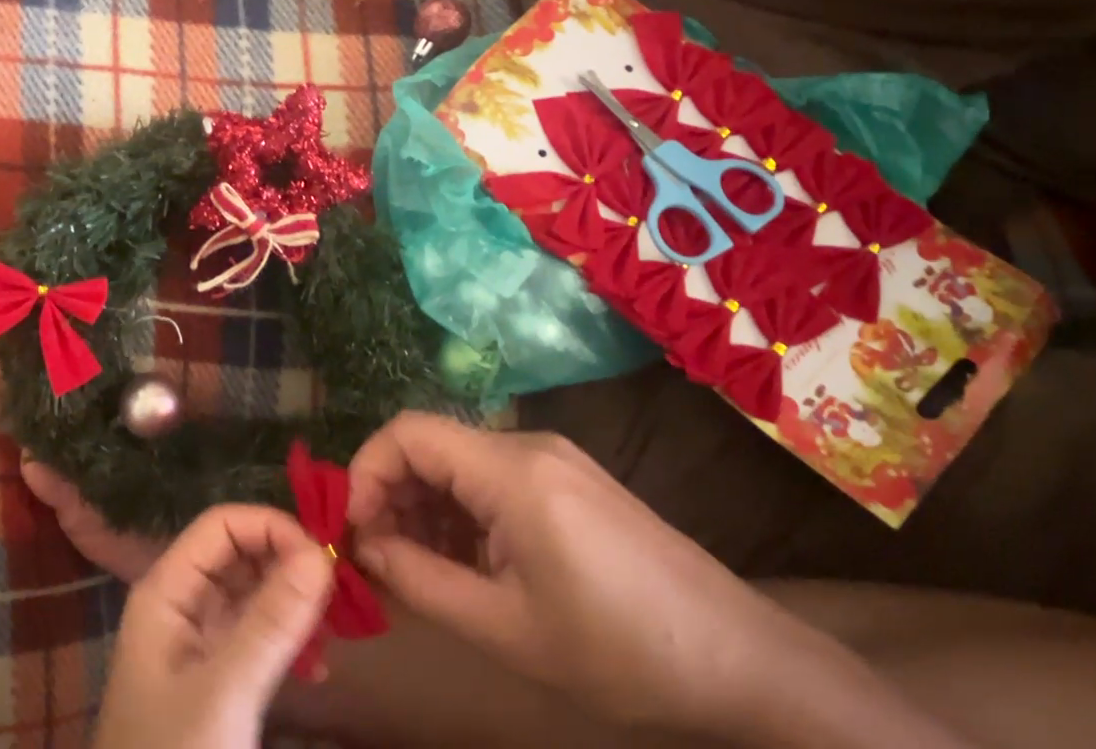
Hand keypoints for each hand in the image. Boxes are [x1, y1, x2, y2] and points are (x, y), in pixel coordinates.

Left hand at [92, 505, 333, 748]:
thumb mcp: (224, 691)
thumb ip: (270, 622)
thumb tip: (320, 553)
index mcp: (167, 590)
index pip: (221, 525)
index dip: (272, 528)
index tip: (324, 558)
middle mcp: (181, 603)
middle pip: (240, 554)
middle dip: (290, 563)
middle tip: (342, 592)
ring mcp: (199, 639)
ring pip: (254, 593)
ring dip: (296, 603)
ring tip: (336, 630)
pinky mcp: (218, 675)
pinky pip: (259, 635)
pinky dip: (291, 641)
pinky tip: (320, 668)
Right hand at [345, 412, 858, 737]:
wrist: (743, 662)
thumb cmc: (618, 649)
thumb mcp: (503, 627)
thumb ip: (418, 580)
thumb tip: (362, 547)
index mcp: (512, 471)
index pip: (407, 433)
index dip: (364, 473)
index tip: (352, 532)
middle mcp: (529, 448)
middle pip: (430, 446)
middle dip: (389, 497)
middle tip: (376, 560)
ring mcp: (555, 463)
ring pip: (459, 465)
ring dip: (424, 510)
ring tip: (415, 572)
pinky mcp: (571, 484)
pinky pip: (492, 482)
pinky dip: (461, 515)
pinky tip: (463, 565)